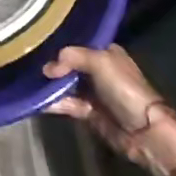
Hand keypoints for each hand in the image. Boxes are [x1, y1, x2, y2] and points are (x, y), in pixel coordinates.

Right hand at [43, 44, 174, 157]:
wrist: (143, 131)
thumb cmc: (125, 89)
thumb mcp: (100, 63)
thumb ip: (72, 58)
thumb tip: (47, 68)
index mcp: (107, 54)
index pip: (79, 45)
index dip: (61, 47)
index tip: (40, 48)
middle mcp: (99, 70)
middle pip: (69, 65)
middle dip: (52, 67)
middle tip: (32, 67)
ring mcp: (94, 92)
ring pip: (66, 85)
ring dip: (51, 86)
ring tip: (32, 84)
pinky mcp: (88, 111)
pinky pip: (67, 103)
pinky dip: (55, 103)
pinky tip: (41, 101)